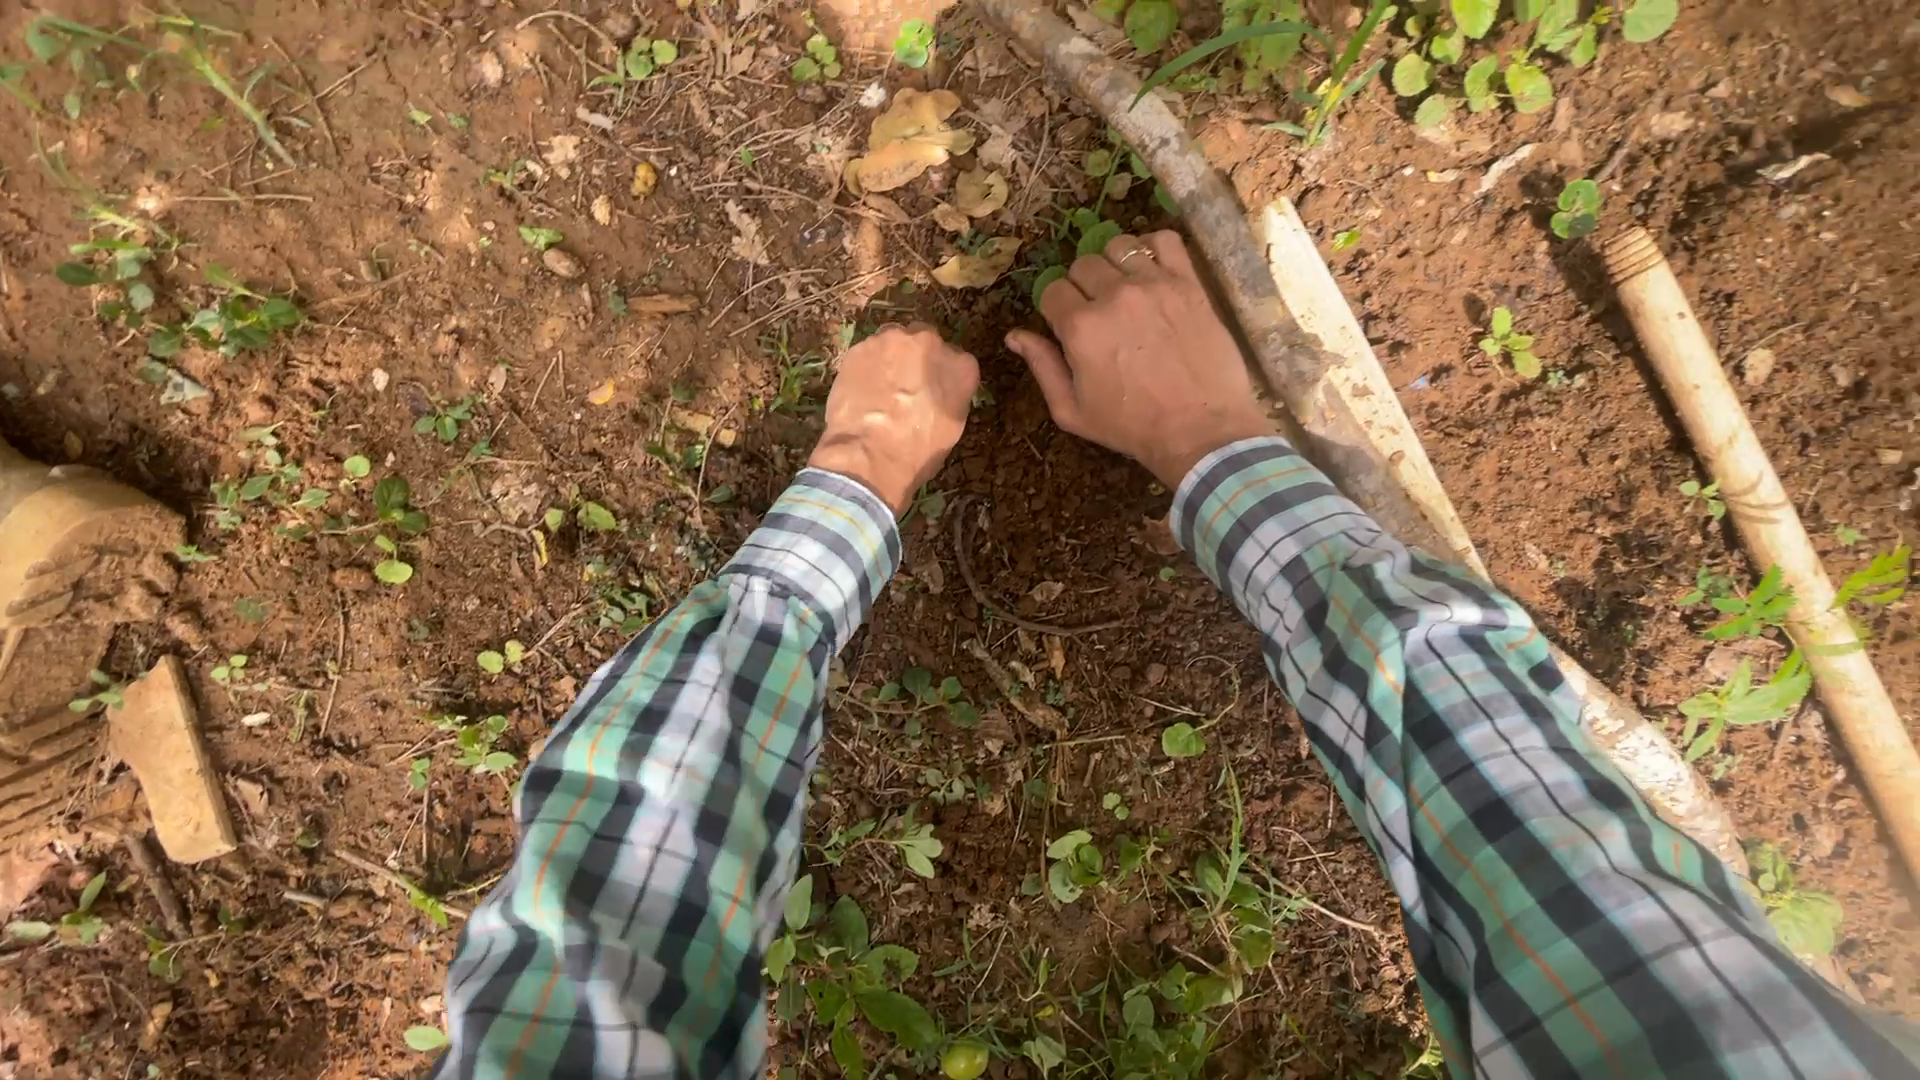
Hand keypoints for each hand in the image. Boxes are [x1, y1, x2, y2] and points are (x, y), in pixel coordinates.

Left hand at [809, 323, 978, 515]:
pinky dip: (867, 366)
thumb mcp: (951, 429)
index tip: (935, 391)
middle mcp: (930, 343)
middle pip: (926, 341)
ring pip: (894, 341)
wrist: (869, 453)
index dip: (944, 376)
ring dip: (891, 358)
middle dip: (918, 358)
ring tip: (881, 387)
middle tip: (907, 386)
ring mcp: (892, 340)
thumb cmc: (918, 451)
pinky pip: (868, 352)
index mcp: (961, 366)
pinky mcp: (860, 347)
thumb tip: (938, 393)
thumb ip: (951, 397)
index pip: (958, 361)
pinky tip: (861, 390)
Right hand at [1006, 230, 1273, 487]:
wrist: (1199, 429)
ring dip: (1114, 264)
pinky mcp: (1189, 283)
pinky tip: (1151, 271)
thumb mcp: (1072, 411)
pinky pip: (1165, 241)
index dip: (1055, 308)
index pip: (1052, 290)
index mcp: (1080, 328)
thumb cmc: (1130, 427)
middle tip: (1097, 312)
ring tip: (1124, 288)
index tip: (1067, 325)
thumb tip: (1014, 335)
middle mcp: (1114, 296)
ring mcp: (1154, 285)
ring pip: (1119, 247)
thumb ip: (1042, 367)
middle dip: (1082, 286)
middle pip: (1083, 265)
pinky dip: (1152, 248)